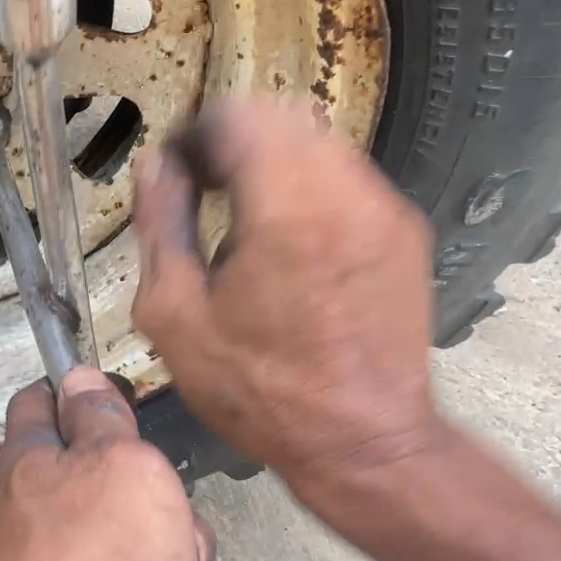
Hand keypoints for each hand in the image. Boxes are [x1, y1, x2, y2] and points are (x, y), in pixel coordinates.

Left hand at [0, 368, 297, 560]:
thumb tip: (79, 379)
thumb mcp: (113, 463)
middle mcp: (67, 535)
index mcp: (43, 471)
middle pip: (144, 504)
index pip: (46, 409)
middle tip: (175, 547)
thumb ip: (105, 418)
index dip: (79, 394)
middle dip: (185, 527)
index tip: (112, 390)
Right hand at [131, 97, 449, 495]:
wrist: (363, 441)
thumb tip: (156, 166)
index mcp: (286, 213)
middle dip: (229, 139)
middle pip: (280, 118)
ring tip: (233, 208)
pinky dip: (302, 181)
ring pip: (315, 141)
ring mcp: (384, 212)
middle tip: (196, 183)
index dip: (194, 132)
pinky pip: (344, 175)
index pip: (241, 119)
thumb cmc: (257, 386)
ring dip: (266, 158)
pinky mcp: (403, 233)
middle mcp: (346, 197)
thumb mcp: (173, 312)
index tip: (173, 167)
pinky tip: (278, 232)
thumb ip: (160, 224)